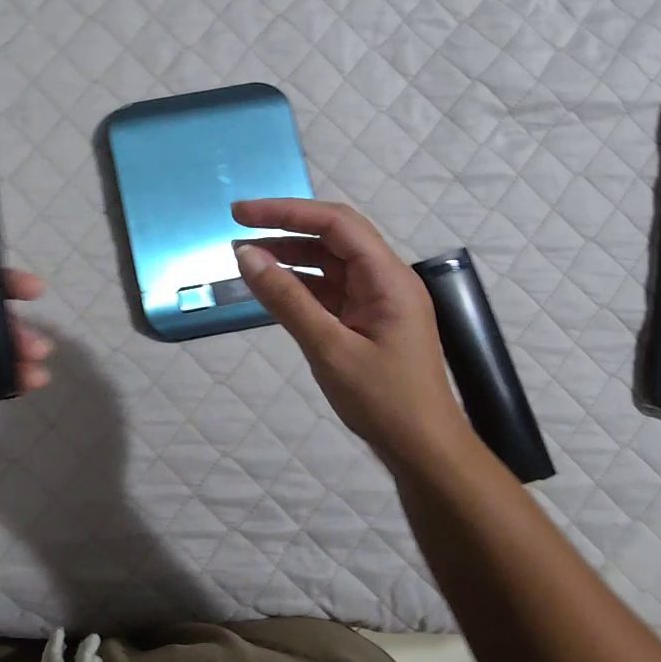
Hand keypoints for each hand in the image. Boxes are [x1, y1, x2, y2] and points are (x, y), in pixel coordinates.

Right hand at [231, 198, 472, 464]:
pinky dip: (297, 283)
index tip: (242, 214)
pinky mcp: (365, 320)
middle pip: (333, 236)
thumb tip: (247, 256)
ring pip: (328, 262)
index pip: (336, 224)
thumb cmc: (384, 400)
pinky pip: (327, 289)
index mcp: (388, 279)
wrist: (423, 450)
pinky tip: (269, 287)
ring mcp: (376, 301)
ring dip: (289, 254)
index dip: (288, 211)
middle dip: (285, 226)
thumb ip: (287, 300)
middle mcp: (385, 280)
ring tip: (245, 256)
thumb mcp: (329, 349)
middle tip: (237, 226)